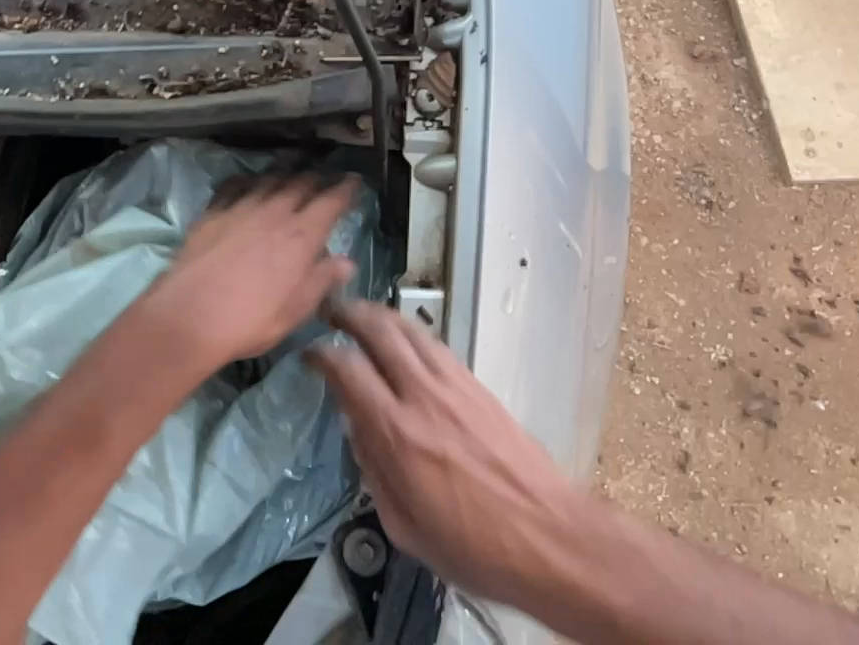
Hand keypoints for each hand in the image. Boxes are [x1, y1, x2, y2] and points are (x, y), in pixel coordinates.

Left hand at [137, 174, 359, 365]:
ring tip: (290, 176)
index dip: (345, 189)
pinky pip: (234, 186)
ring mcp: (240, 208)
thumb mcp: (295, 310)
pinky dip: (247, 181)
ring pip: (267, 179)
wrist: (189, 316)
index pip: (330, 201)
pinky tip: (246, 184)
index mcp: (301, 236)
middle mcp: (273, 213)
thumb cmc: (250, 320)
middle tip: (324, 181)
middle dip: (316, 179)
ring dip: (283, 175)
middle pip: (299, 184)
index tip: (354, 181)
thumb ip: (321, 281)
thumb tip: (346, 262)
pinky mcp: (212, 213)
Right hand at [307, 300, 587, 608]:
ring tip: (361, 315)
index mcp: (397, 432)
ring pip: (409, 328)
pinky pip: (435, 345)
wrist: (550, 538)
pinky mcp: (478, 386)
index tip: (309, 354)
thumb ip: (373, 471)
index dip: (321, 353)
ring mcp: (454, 385)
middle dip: (348, 314)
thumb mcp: (403, 526)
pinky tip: (403, 339)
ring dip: (379, 314)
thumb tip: (359, 432)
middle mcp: (422, 395)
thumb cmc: (472, 546)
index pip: (347, 368)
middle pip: (378, 330)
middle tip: (329, 312)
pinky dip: (410, 332)